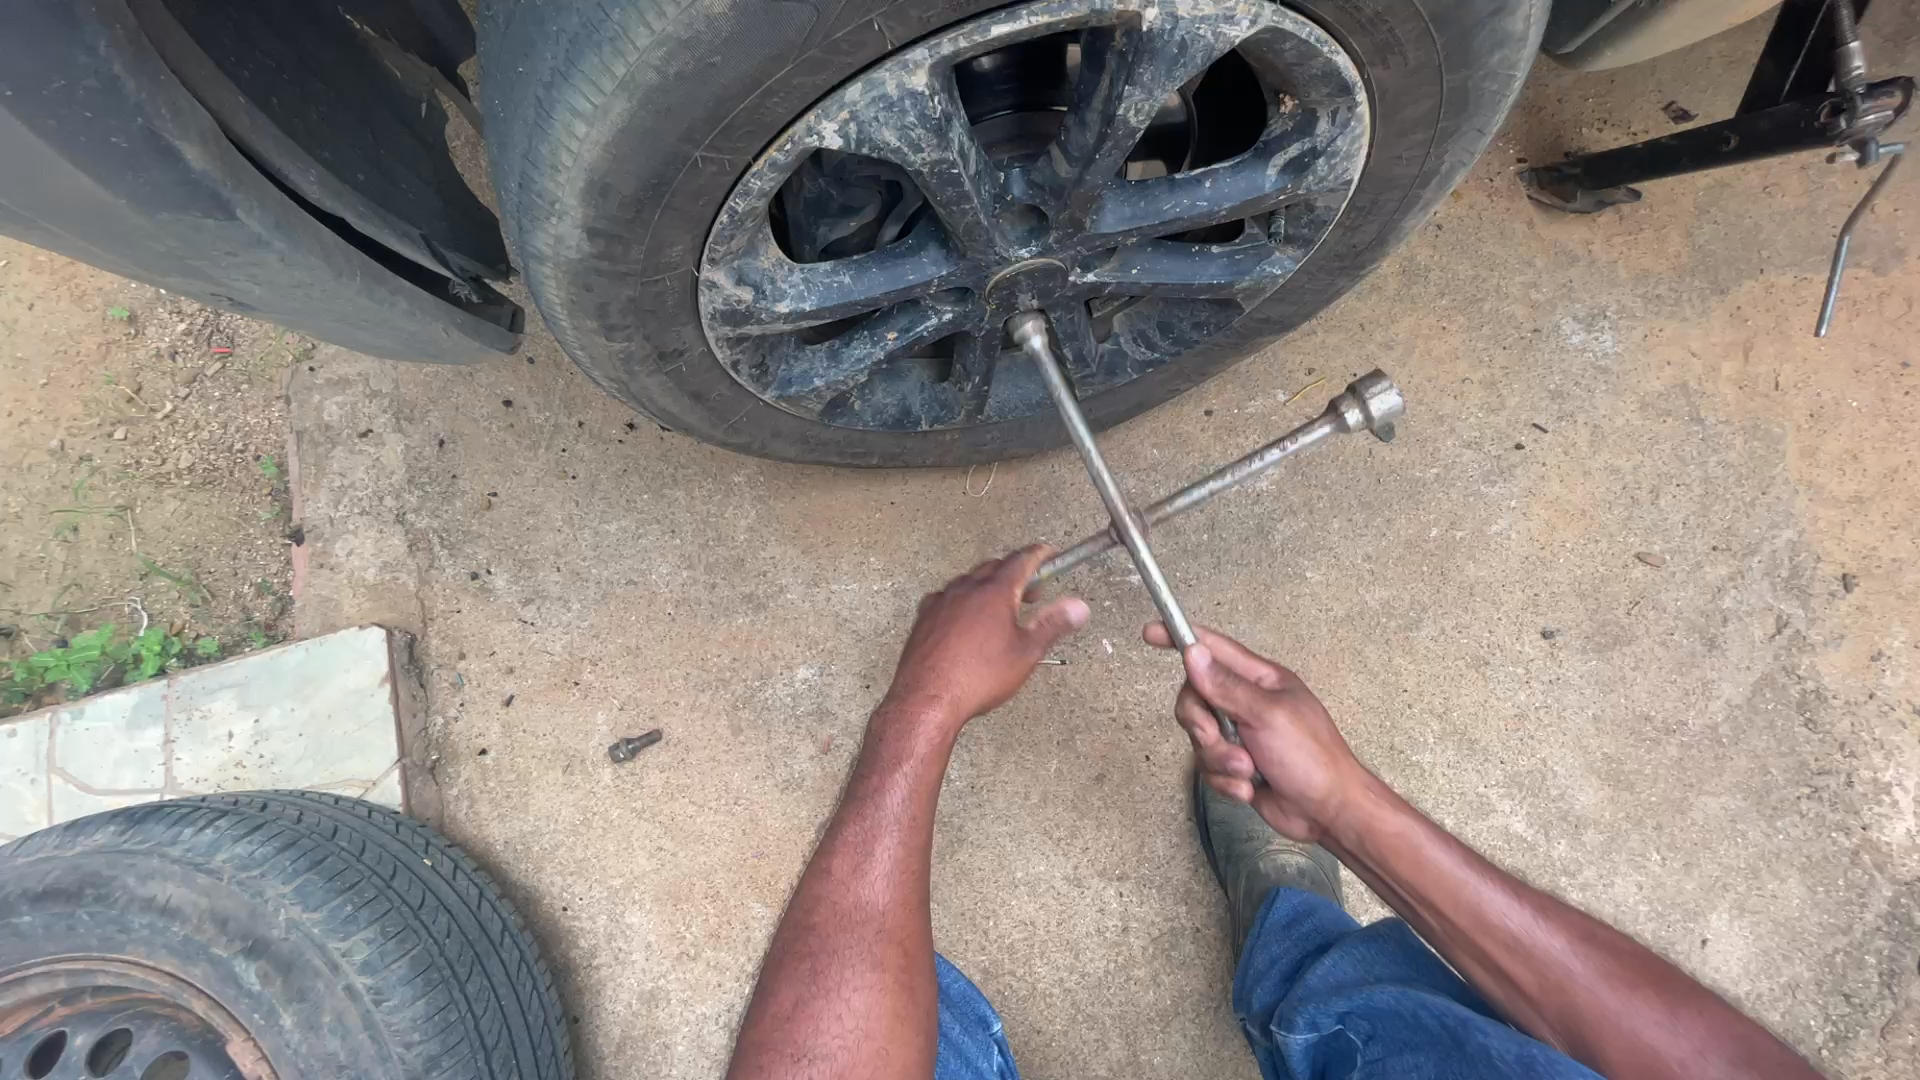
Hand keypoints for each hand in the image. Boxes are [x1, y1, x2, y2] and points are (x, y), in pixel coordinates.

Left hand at [880, 546, 1089, 734]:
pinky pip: (947, 598)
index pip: (1020, 560)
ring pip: (968, 581)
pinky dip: (963, 601)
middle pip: (994, 568)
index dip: (1038, 554)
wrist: (928, 697)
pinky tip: (966, 620)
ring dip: (988, 586)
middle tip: (1033, 591)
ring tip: (1001, 608)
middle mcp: (965, 590)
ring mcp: (941, 602)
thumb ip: (1053, 624)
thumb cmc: (977, 677)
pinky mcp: (924, 618)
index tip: (1048, 553)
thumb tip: (1078, 606)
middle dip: (1016, 573)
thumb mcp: (1026, 653)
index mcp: (993, 592)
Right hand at [1144, 622, 1371, 841]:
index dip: (1179, 638)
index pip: (1212, 648)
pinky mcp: (1233, 763)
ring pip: (1197, 737)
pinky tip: (1248, 787)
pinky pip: (1206, 765)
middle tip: (1218, 737)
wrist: (1328, 814)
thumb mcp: (1267, 716)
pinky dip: (1224, 780)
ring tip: (1247, 771)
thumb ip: (1225, 686)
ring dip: (1219, 758)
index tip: (1150, 633)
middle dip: (1202, 725)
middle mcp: (1244, 702)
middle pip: (1193, 698)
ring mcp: (1238, 733)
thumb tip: (1192, 653)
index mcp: (1258, 680)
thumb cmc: (1312, 758)